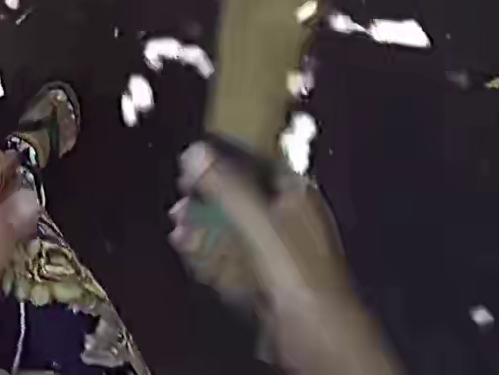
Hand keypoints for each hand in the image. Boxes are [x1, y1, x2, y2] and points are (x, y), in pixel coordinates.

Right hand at [173, 142, 401, 374]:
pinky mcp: (269, 284)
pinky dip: (210, 254)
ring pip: (233, 230)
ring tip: (178, 228)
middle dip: (204, 199)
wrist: (321, 346)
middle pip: (239, 198)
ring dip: (202, 227)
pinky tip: (189, 251)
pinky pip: (233, 260)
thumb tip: (195, 152)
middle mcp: (290, 221)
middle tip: (180, 201)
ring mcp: (280, 255)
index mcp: (296, 196)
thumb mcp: (257, 221)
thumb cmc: (299, 278)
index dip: (222, 159)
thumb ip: (225, 185)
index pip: (254, 161)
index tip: (192, 161)